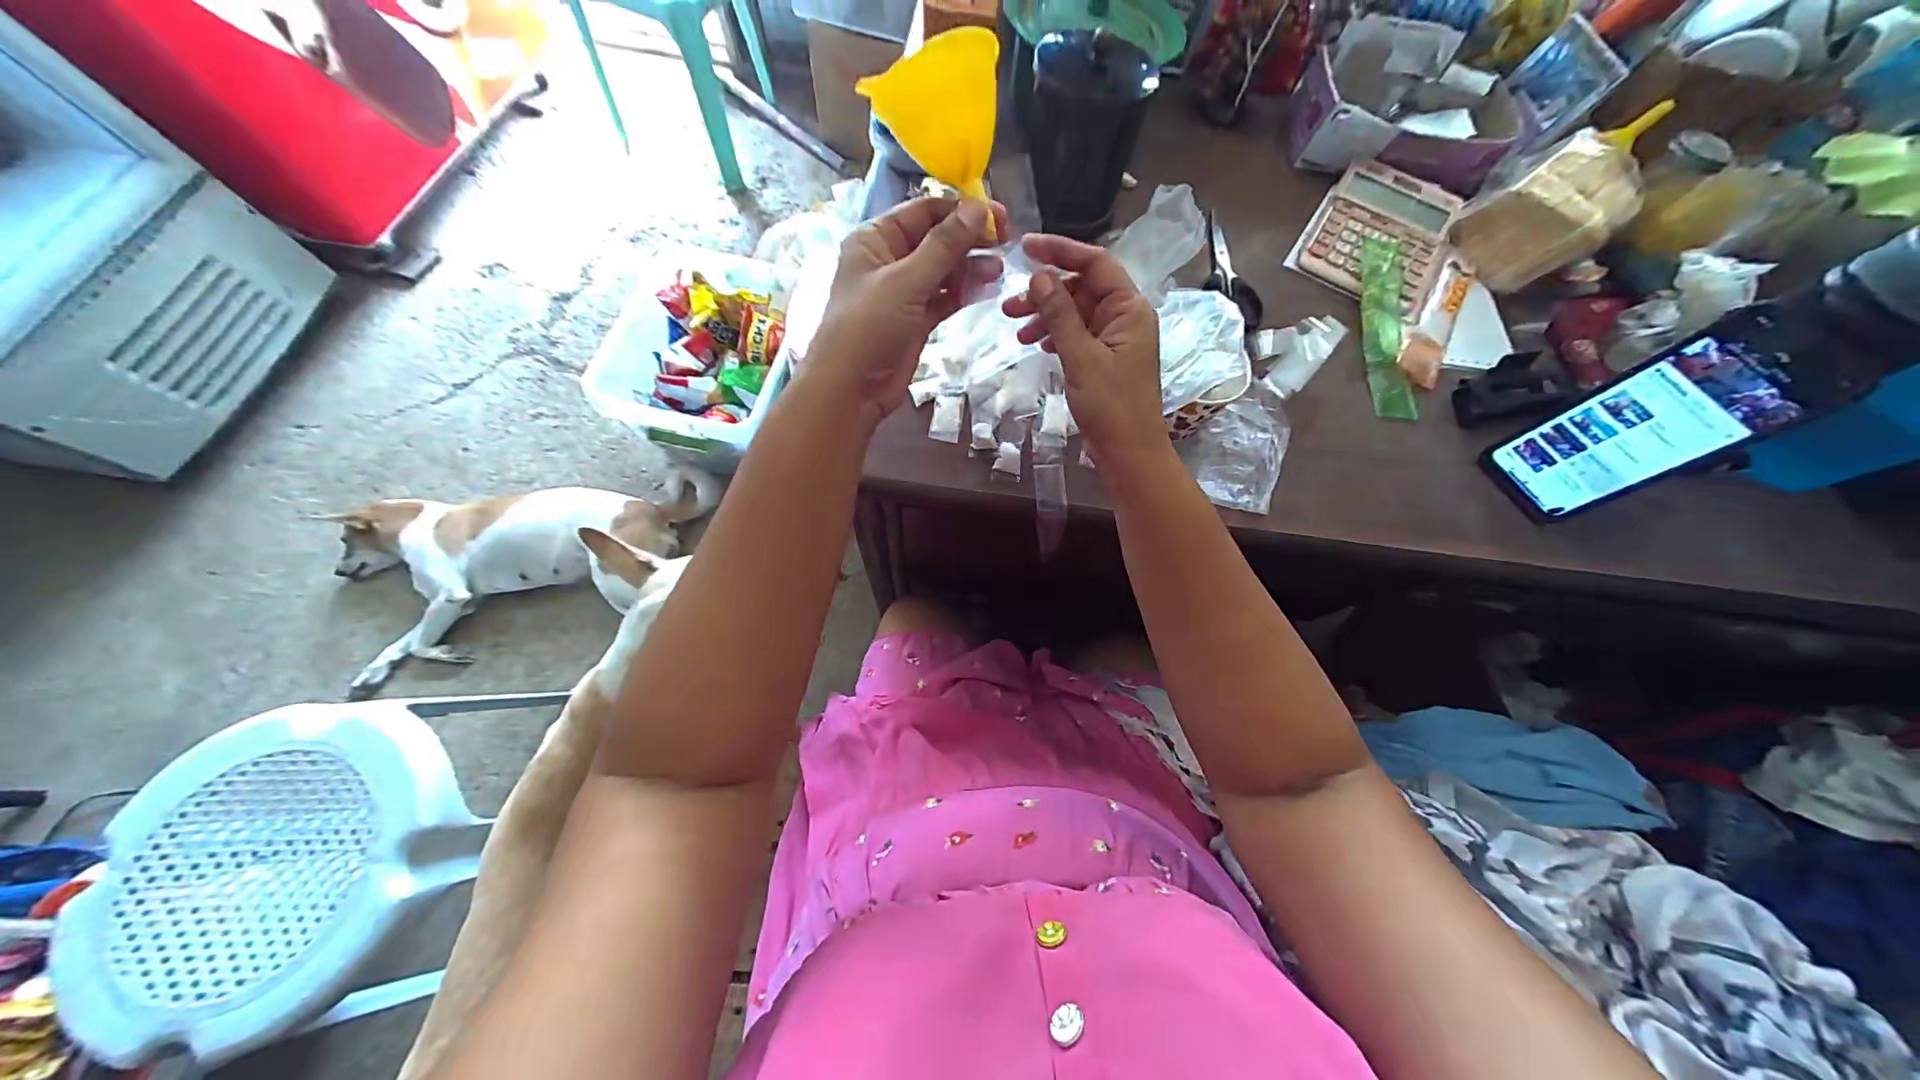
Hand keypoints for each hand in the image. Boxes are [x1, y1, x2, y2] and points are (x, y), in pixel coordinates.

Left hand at [804, 196, 1008, 425]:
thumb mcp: (906, 281)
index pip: (924, 211)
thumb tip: (978, 209)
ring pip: (943, 270)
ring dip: (970, 267)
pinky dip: (963, 292)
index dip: (961, 210)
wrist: (851, 390)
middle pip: (937, 238)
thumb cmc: (868, 328)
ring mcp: (903, 292)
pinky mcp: (915, 319)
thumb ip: (944, 245)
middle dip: (969, 239)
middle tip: (1005, 241)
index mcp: (876, 239)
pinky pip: (944, 297)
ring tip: (997, 269)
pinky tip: (986, 288)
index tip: (998, 216)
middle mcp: (889, 260)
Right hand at [1001, 234, 1163, 463]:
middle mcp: (1125, 317)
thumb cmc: (1111, 406)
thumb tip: (1039, 276)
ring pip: (1076, 313)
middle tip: (1010, 306)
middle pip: (1082, 288)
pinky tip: (1035, 344)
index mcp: (1129, 309)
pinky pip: (1077, 335)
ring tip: (1016, 330)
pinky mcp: (1105, 359)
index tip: (1026, 247)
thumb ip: (1059, 314)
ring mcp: (1116, 339)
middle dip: (1046, 292)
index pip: (1095, 263)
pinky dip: (1055, 335)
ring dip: (1046, 316)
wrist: (1129, 453)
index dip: (1060, 251)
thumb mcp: (1081, 357)